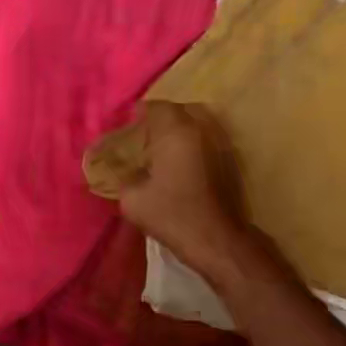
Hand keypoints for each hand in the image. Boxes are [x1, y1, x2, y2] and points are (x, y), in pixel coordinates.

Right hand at [103, 102, 252, 275]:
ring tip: (157, 149)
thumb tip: (118, 168)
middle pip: (178, 111)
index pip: (155, 107)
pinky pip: (204, 139)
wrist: (212, 237)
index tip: (123, 126)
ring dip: (176, 131)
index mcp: (175, 133)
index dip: (137, 113)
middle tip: (140, 137)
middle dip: (158, 120)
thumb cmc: (169, 214)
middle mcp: (201, 129)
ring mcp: (219, 142)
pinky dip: (189, 144)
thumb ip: (122, 176)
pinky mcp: (227, 158)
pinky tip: (175, 162)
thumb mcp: (131, 198)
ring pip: (195, 123)